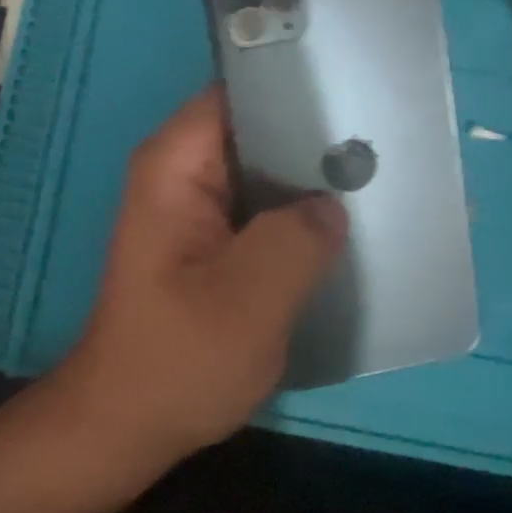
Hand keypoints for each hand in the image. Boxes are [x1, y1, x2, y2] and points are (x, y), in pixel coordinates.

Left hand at [53, 85, 347, 461]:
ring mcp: (194, 207)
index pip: (238, 93)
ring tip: (378, 181)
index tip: (356, 99)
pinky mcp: (210, 241)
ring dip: (309, 181)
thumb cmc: (179, 358)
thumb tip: (332, 205)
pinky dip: (296, 215)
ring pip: (262, 171)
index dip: (294, 90)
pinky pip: (260, 208)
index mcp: (175, 163)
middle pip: (254, 129)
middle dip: (312, 138)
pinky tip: (346, 226)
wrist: (128, 422)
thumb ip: (299, 238)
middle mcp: (181, 171)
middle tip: (383, 148)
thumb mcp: (251, 298)